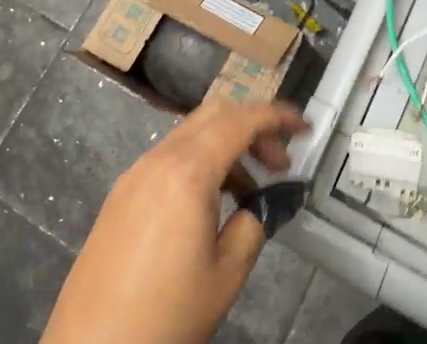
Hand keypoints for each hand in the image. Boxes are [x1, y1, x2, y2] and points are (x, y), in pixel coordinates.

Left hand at [42, 98, 310, 343]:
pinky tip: (212, 200)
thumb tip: (264, 202)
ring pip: (189, 134)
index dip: (277, 117)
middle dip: (253, 127)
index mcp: (188, 171)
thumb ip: (254, 223)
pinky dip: (200, 162)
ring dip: (226, 145)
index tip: (304, 128)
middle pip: (213, 114)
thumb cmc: (167, 312)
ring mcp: (135, 174)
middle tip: (281, 162)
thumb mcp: (227, 273)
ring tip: (250, 188)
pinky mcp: (122, 194)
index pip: (240, 120)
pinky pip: (169, 158)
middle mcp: (158, 159)